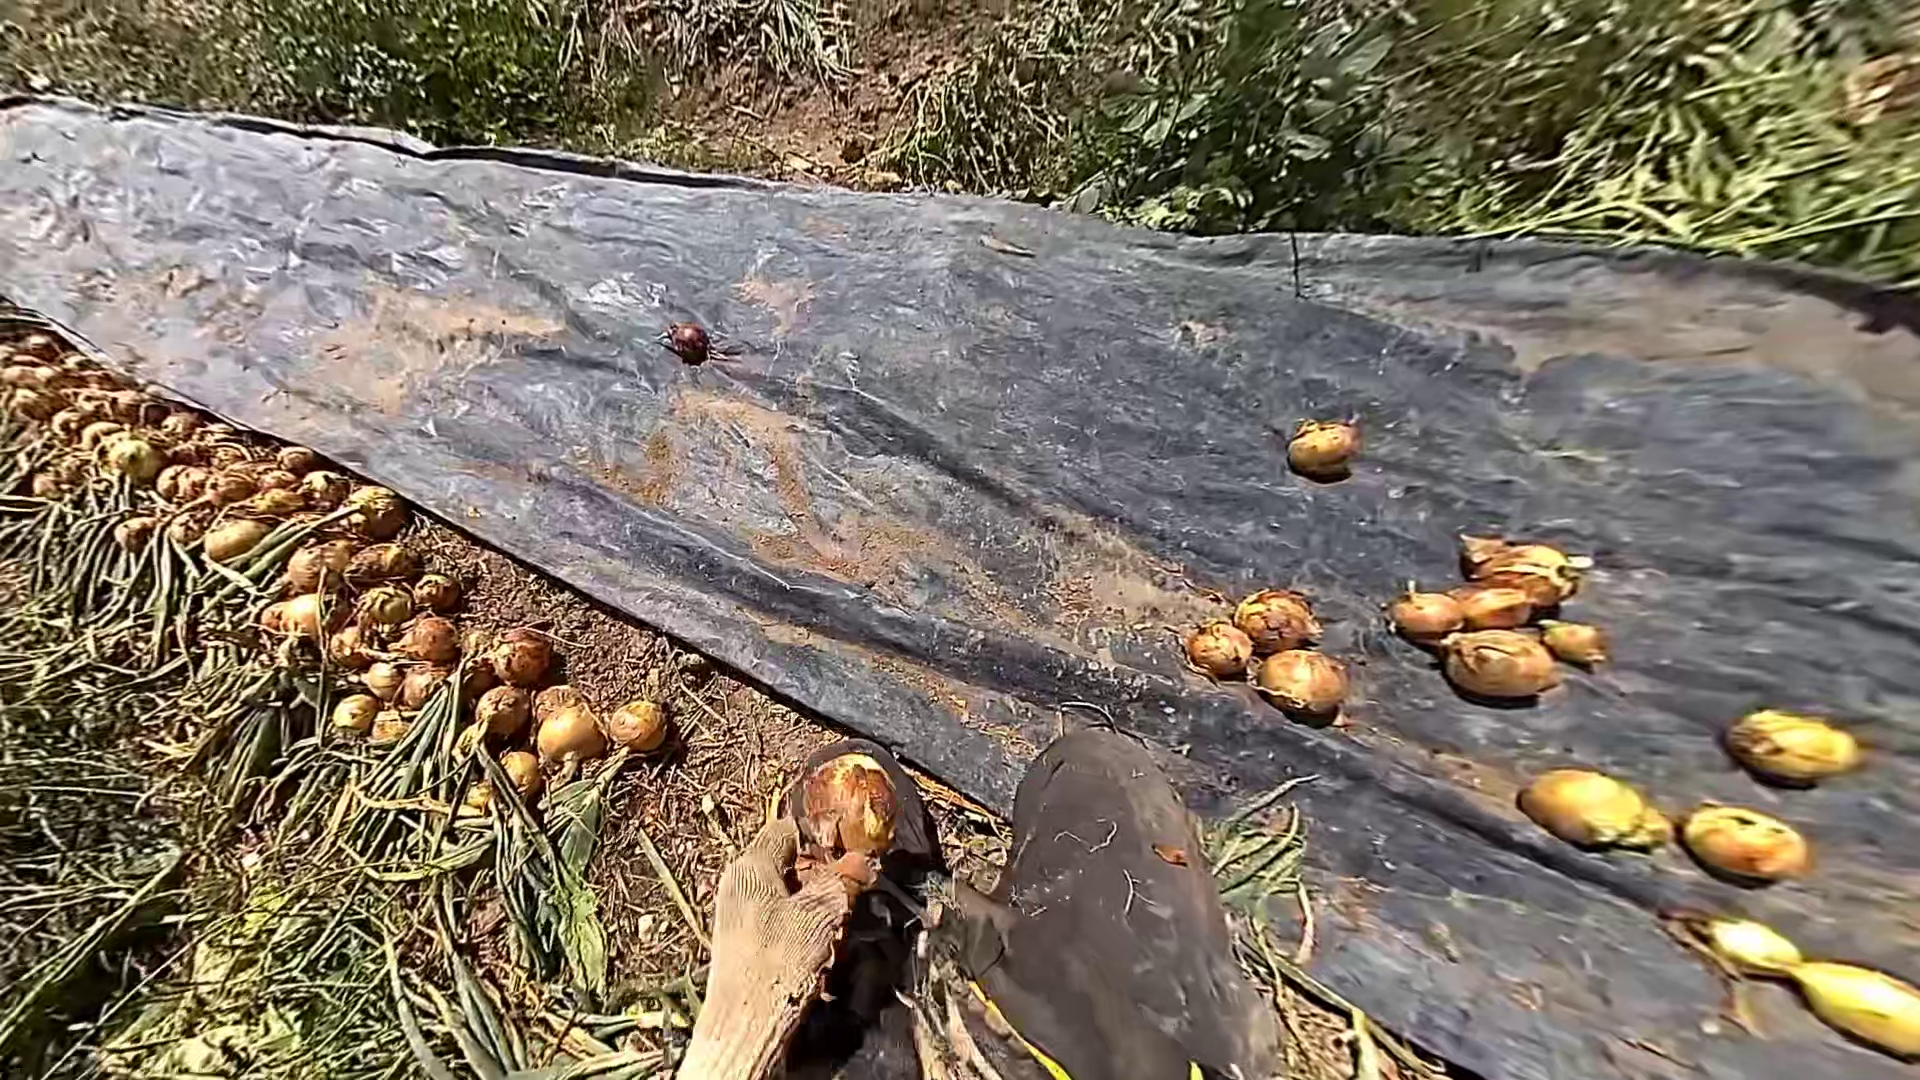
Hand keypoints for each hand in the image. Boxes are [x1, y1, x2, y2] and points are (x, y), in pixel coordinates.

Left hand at [677, 817, 852, 1079]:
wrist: (746, 1030)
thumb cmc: (778, 960)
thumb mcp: (822, 912)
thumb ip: (845, 878)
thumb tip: (864, 859)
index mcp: (750, 866)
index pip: (788, 829)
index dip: (820, 834)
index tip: (848, 847)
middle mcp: (740, 884)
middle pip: (790, 863)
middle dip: (823, 873)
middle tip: (850, 884)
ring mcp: (740, 915)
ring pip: (790, 893)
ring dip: (817, 902)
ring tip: (839, 917)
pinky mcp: (746, 944)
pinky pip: (782, 919)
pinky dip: (805, 925)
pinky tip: (823, 942)